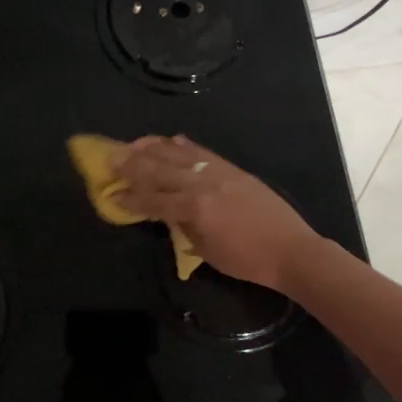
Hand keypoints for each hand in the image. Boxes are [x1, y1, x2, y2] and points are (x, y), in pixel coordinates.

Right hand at [112, 135, 324, 291]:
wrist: (291, 249)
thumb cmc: (247, 261)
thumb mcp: (207, 251)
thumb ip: (184, 227)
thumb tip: (168, 213)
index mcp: (194, 208)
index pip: (153, 202)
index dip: (130, 199)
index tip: (111, 195)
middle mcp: (203, 184)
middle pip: (160, 171)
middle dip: (133, 165)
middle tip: (111, 158)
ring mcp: (219, 173)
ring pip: (179, 155)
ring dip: (153, 148)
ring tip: (134, 143)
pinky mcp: (234, 169)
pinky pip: (204, 152)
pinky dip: (184, 145)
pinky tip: (171, 140)